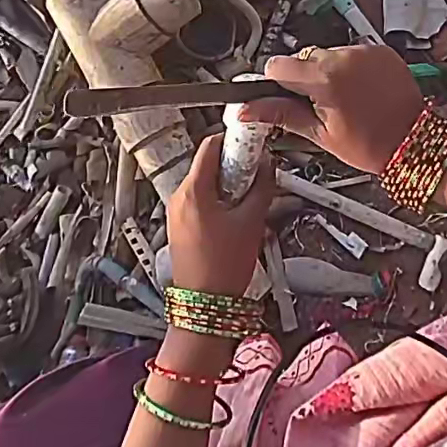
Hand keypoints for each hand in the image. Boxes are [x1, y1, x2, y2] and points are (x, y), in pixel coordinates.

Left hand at [164, 134, 272, 296]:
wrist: (205, 306)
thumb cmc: (222, 268)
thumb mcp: (251, 221)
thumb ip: (262, 187)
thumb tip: (268, 168)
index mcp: (193, 191)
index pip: (209, 145)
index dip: (233, 140)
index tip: (252, 145)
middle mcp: (179, 198)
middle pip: (208, 164)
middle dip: (235, 166)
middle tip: (256, 176)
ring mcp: (178, 213)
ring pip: (206, 183)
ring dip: (229, 185)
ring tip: (249, 201)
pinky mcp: (182, 226)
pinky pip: (201, 201)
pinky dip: (220, 201)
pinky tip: (237, 217)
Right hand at [242, 45, 423, 173]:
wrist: (415, 142)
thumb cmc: (371, 145)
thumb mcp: (319, 134)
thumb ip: (280, 115)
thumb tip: (248, 110)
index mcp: (324, 79)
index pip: (278, 65)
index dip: (275, 82)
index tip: (282, 95)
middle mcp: (343, 58)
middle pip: (303, 58)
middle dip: (304, 79)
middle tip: (319, 105)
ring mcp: (363, 52)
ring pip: (327, 55)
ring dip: (328, 72)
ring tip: (343, 99)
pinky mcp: (379, 51)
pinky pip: (352, 54)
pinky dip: (350, 68)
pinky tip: (359, 90)